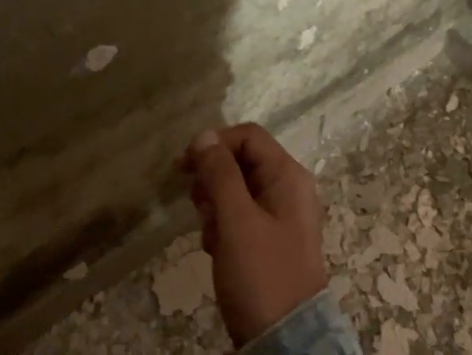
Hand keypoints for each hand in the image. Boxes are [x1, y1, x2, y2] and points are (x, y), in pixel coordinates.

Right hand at [187, 124, 328, 346]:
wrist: (284, 339)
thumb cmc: (261, 273)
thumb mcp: (236, 220)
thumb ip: (220, 174)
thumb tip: (204, 136)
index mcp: (288, 175)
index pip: (249, 137)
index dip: (215, 144)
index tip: (183, 167)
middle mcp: (288, 188)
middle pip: (242, 162)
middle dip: (214, 180)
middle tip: (197, 207)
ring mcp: (281, 215)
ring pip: (238, 191)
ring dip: (216, 207)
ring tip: (210, 235)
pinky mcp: (271, 241)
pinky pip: (241, 218)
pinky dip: (224, 228)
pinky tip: (216, 251)